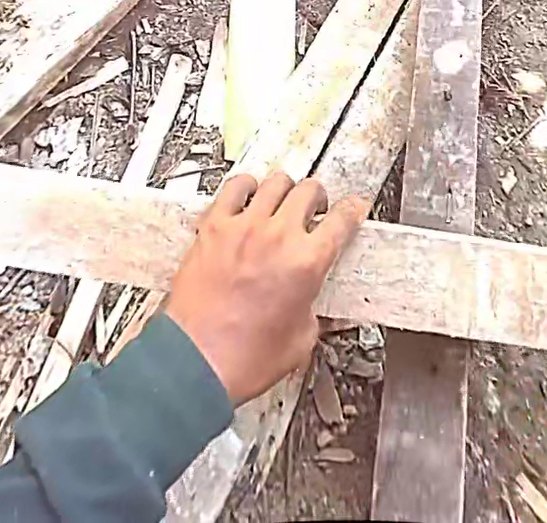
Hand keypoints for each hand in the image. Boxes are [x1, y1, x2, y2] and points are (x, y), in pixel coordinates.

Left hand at [164, 172, 369, 403]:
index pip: (343, 218)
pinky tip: (249, 197)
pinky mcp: (215, 227)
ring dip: (286, 190)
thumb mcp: (301, 339)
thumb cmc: (242, 359)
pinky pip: (236, 187)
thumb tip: (311, 299)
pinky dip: (247, 186)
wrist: (193, 365)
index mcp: (307, 262)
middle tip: (314, 210)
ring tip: (283, 202)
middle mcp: (280, 236)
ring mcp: (245, 227)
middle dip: (318, 199)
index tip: (352, 209)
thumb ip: (313, 307)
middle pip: (311, 190)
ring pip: (277, 182)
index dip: (353, 210)